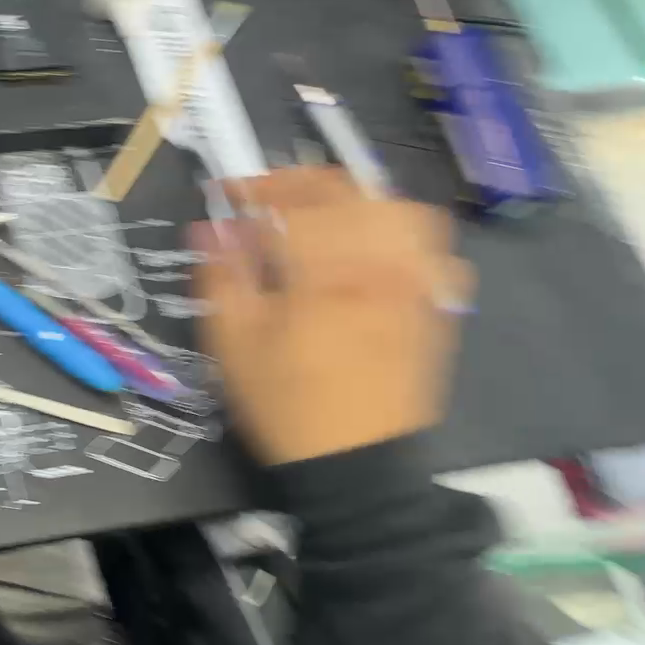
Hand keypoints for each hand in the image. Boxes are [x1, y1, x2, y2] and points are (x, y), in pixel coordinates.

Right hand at [190, 168, 472, 465]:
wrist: (354, 461)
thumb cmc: (283, 401)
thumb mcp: (232, 343)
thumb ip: (223, 276)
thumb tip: (210, 227)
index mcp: (322, 274)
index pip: (292, 200)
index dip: (255, 186)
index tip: (226, 193)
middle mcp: (378, 266)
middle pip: (348, 192)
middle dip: (300, 183)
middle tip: (265, 199)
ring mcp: (416, 282)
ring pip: (396, 208)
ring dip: (352, 199)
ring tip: (318, 214)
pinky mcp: (434, 303)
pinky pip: (429, 244)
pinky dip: (398, 228)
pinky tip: (372, 245)